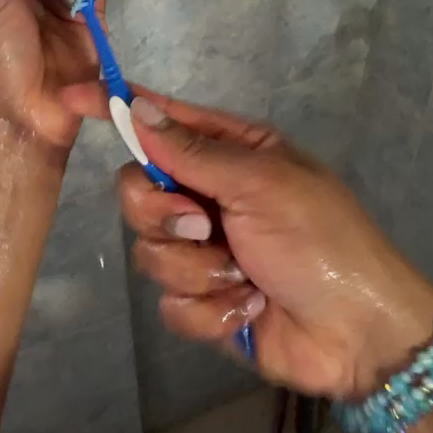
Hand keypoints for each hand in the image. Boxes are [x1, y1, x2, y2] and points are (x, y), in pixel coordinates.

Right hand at [92, 90, 432, 400]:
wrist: (359, 335)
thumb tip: (138, 105)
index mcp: (231, 154)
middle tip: (203, 225)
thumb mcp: (262, 184)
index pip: (161, 122)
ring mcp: (203, 250)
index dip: (118, 108)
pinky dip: (210, 308)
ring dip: (198, 268)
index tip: (72, 97)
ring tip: (243, 277)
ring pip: (148, 249)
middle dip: (163, 213)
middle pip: (138, 190)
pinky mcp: (201, 301)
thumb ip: (193, 150)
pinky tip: (248, 309)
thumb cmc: (321, 241)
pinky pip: (169, 301)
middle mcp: (209, 196)